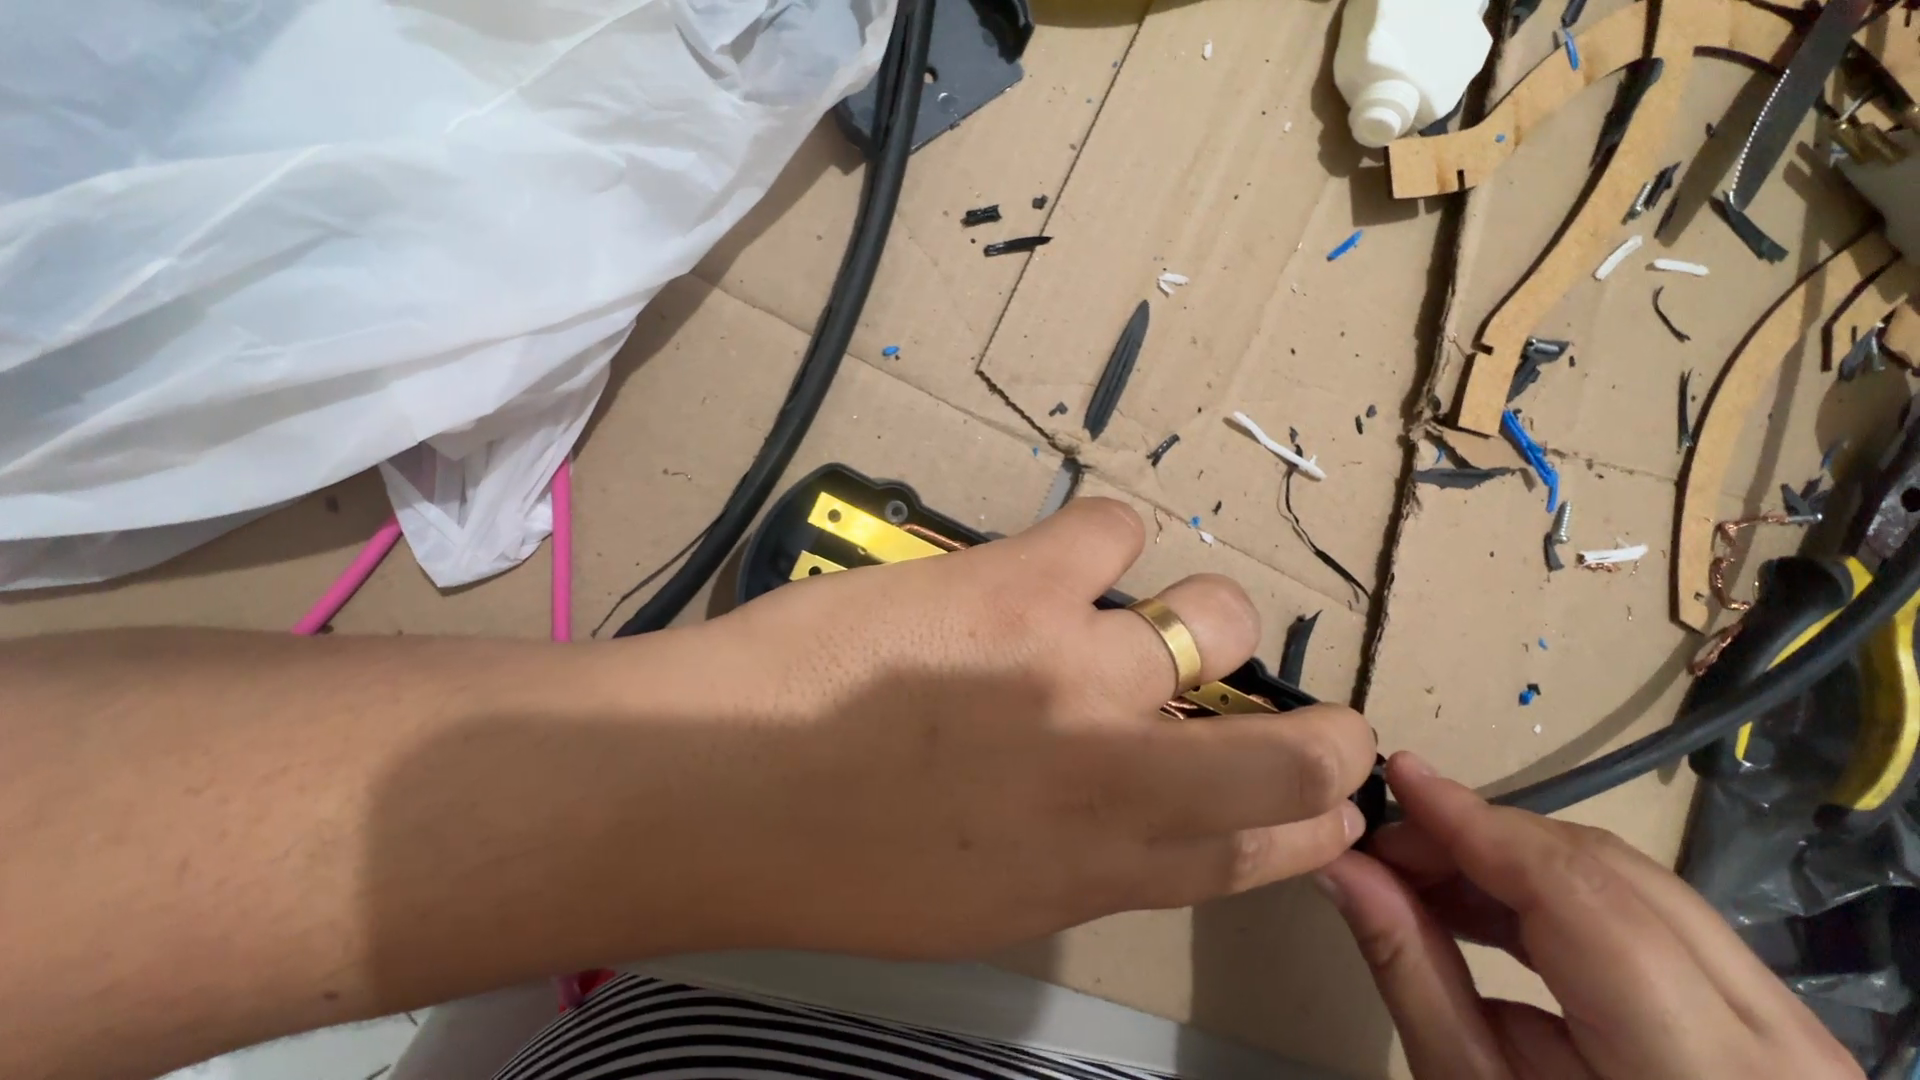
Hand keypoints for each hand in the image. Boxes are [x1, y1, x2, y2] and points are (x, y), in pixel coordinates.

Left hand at [682, 496, 1376, 956]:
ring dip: (1193, 614)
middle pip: (1291, 746)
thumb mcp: (980, 901)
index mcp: (1102, 869)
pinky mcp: (1019, 584)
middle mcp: (1116, 773)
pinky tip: (1055, 557)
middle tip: (1293, 699)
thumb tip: (1134, 803)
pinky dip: (1101, 538)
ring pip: (1215, 614)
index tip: (1332, 792)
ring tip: (1127, 608)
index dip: (1313, 813)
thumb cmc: (832, 867)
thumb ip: (1080, 857)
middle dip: (1326, 728)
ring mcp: (1076, 670)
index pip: (1259, 844)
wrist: (719, 789)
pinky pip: (1112, 528)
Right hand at [1315, 754, 1863, 1079]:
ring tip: (1423, 874)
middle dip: (1484, 838)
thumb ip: (1410, 968)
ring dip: (1513, 861)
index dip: (1478, 824)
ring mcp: (1790, 1020)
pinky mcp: (1770, 1012)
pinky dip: (1554, 893)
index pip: (1578, 895)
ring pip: (1631, 879)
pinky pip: (1652, 913)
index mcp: (1702, 1070)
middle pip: (1607, 870)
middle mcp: (1777, 1032)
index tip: (1398, 776)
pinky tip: (1485, 905)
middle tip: (1391, 847)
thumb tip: (1341, 863)